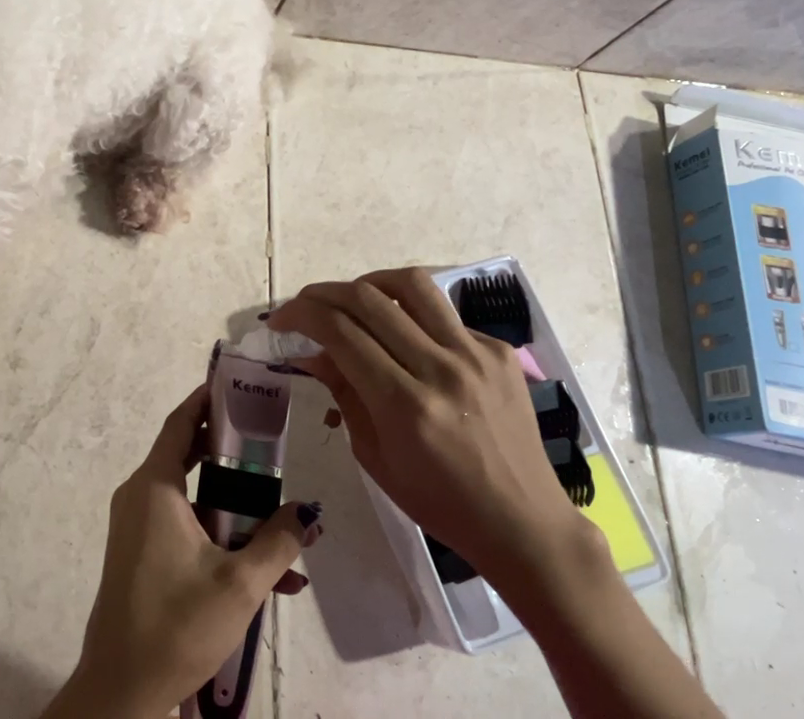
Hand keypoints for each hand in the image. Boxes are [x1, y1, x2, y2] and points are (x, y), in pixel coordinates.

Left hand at [42, 385, 321, 718]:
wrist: (123, 685)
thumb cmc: (178, 623)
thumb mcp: (241, 582)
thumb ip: (278, 541)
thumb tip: (307, 512)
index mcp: (154, 488)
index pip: (179, 424)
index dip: (206, 401)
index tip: (235, 384)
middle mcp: (139, 496)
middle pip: (187, 456)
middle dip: (231, 452)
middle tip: (271, 443)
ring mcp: (136, 526)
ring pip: (191, 497)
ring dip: (234, 507)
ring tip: (281, 520)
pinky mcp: (139, 553)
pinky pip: (183, 527)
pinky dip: (218, 535)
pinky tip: (266, 572)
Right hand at [268, 267, 594, 584]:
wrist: (522, 521)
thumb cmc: (439, 503)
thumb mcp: (374, 457)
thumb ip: (344, 394)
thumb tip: (312, 353)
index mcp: (404, 404)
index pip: (340, 332)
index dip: (301, 314)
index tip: (281, 319)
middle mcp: (441, 368)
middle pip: (369, 299)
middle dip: (324, 294)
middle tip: (304, 305)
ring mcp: (476, 354)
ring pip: (412, 285)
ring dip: (369, 283)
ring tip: (352, 299)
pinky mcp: (499, 351)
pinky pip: (444, 314)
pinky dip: (411, 314)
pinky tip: (404, 337)